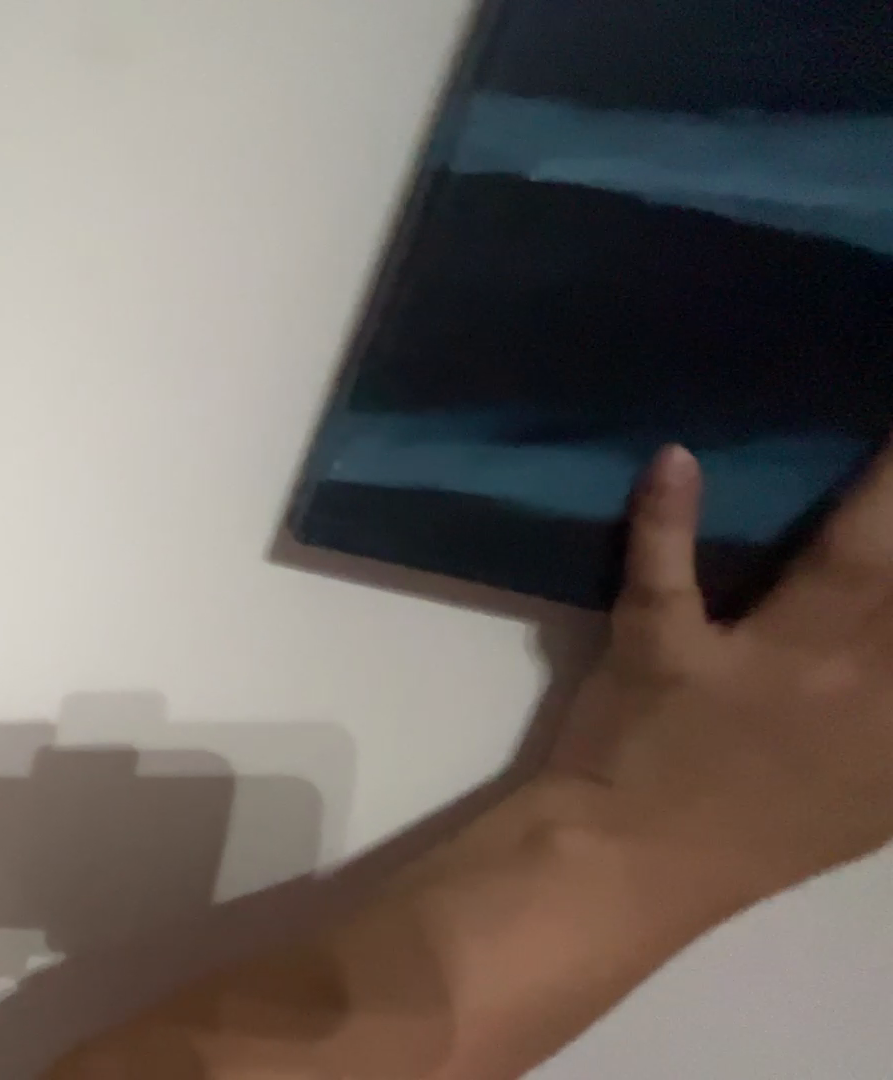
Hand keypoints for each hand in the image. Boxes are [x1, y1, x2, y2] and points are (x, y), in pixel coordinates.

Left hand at [553, 444, 892, 910]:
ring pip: (843, 563)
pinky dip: (668, 515)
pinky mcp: (661, 648)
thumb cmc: (755, 821)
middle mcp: (870, 685)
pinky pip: (665, 571)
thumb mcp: (878, 786)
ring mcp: (763, 663)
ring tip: (891, 433)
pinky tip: (675, 459)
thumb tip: (892, 639)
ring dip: (881, 492)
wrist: (634, 851)